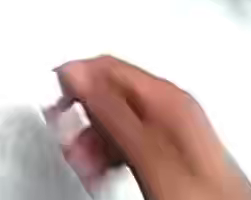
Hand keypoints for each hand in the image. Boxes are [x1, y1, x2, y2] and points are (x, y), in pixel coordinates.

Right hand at [56, 56, 250, 199]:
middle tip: (61, 134)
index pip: (108, 65)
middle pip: (112, 91)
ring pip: (118, 120)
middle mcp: (171, 107)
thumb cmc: (198, 196)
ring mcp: (173, 134)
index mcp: (167, 97)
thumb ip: (111, 109)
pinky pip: (129, 143)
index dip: (77, 75)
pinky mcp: (172, 160)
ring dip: (92, 136)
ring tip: (79, 162)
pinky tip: (100, 171)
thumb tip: (75, 71)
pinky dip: (108, 153)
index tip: (52, 94)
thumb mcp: (148, 155)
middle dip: (82, 111)